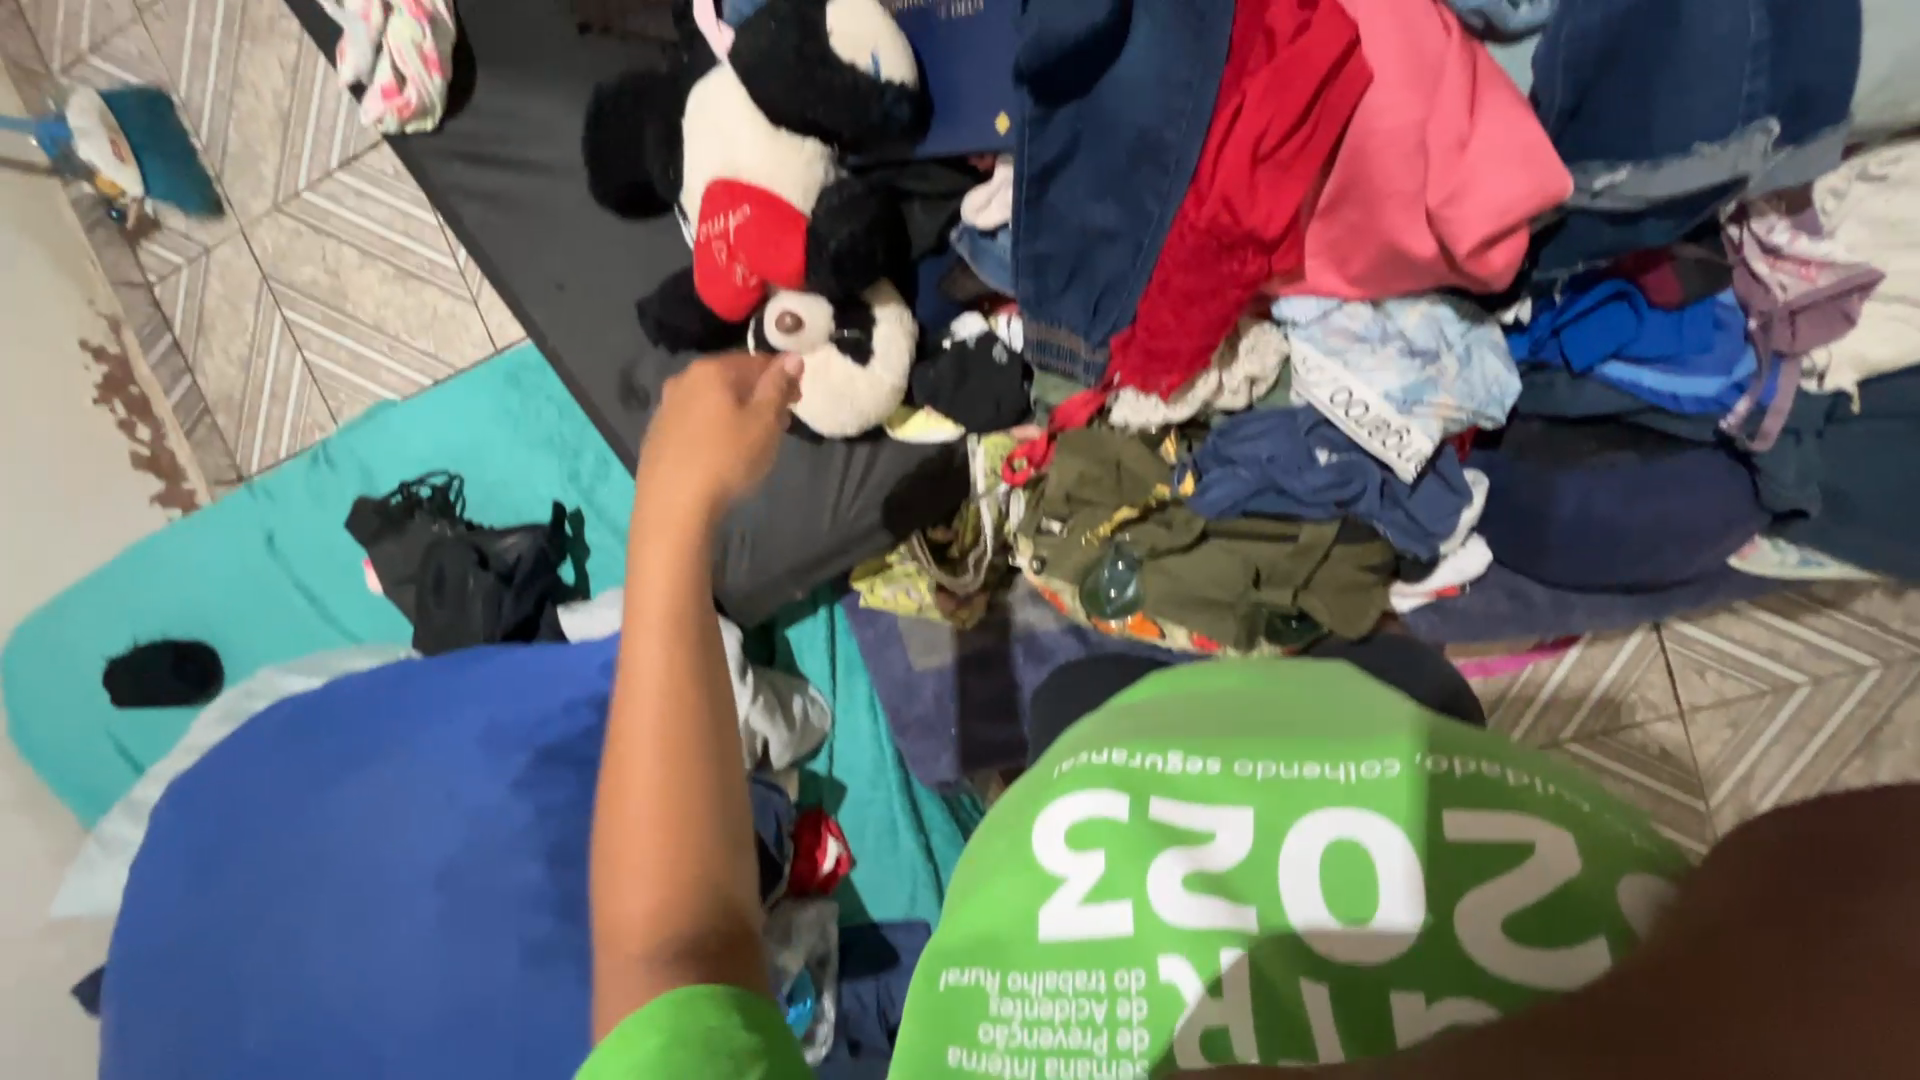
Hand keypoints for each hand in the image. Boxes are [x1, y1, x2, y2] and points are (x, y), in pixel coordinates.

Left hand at [634, 351, 802, 527]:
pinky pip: (695, 421)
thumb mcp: (764, 423)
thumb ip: (778, 387)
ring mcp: (666, 407)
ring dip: (736, 412)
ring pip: (712, 401)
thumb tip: (792, 357)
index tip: (798, 401)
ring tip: (752, 441)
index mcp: (711, 370)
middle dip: (759, 395)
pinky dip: (714, 428)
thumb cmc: (727, 459)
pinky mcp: (657, 435)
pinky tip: (722, 453)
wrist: (674, 506)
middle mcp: (683, 379)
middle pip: (732, 379)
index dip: (784, 378)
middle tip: (779, 424)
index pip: (757, 361)